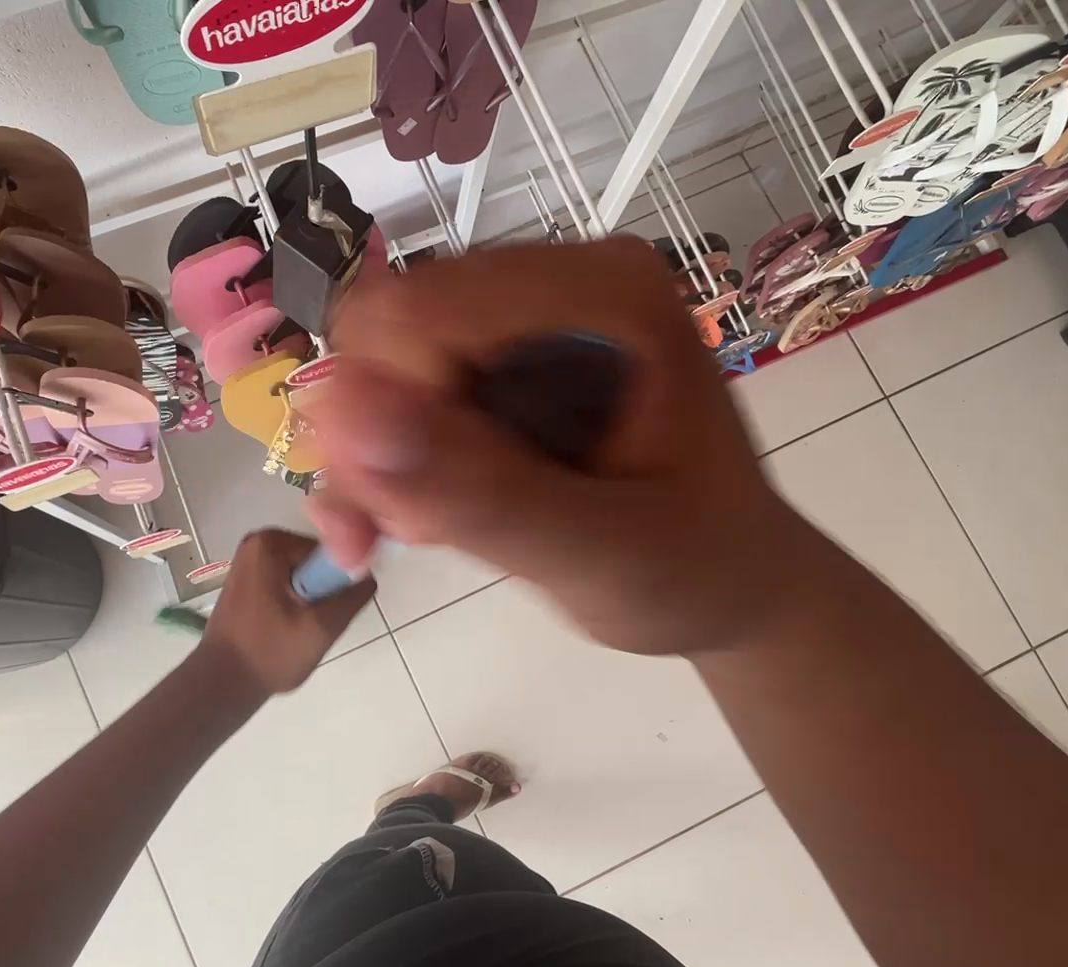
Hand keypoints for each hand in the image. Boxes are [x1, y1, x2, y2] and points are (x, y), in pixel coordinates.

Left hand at [199, 529, 376, 693]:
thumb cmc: (269, 653)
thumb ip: (352, 597)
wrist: (222, 684)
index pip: (328, 553)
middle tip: (311, 625)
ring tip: (297, 630)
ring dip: (308, 602)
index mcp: (269, 543)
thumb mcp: (322, 627)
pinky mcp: (246, 581)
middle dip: (320, 593)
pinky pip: (287, 584)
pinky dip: (293, 604)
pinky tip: (284, 628)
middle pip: (315, 563)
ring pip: (303, 576)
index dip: (335, 583)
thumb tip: (369, 575)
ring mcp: (248, 561)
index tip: (324, 612)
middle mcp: (256, 543)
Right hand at [306, 238, 817, 655]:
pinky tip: (407, 525)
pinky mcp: (495, 367)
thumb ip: (483, 492)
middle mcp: (553, 283)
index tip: (420, 514)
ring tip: (416, 536)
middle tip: (414, 531)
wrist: (725, 582)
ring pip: (379, 367)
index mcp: (602, 292)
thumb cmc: (692, 570)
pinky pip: (397, 398)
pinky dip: (384, 466)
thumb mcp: (601, 553)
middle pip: (388, 330)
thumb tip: (343, 416)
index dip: (392, 411)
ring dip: (374, 464)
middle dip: (376, 442)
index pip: (423, 309)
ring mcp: (517, 323)